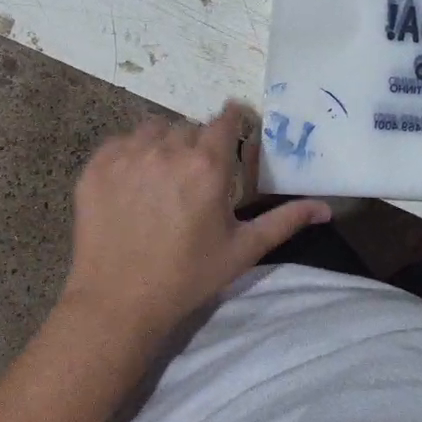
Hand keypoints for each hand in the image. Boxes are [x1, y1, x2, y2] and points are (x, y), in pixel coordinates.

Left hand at [62, 102, 331, 340]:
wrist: (118, 303)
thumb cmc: (188, 277)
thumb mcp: (243, 250)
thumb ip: (285, 221)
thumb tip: (325, 208)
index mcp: (208, 165)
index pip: (226, 118)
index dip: (233, 120)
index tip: (235, 131)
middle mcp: (168, 150)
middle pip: (190, 126)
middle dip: (198, 143)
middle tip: (198, 175)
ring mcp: (127, 156)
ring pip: (154, 129)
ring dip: (164, 143)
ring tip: (165, 175)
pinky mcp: (96, 167)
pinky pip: (120, 142)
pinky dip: (130, 153)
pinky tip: (134, 183)